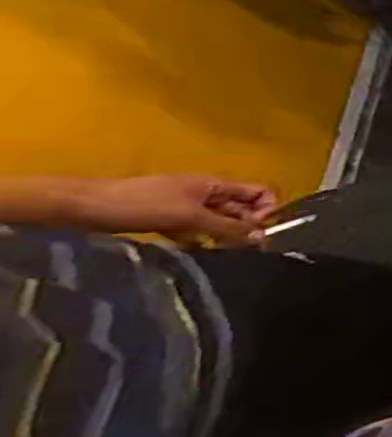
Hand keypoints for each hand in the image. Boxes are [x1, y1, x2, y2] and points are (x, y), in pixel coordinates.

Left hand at [70, 175, 276, 244]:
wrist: (80, 206)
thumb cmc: (141, 204)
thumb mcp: (189, 216)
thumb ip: (228, 227)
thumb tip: (262, 237)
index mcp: (217, 185)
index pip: (260, 193)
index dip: (266, 209)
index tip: (256, 229)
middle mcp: (207, 193)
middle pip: (241, 208)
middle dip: (244, 227)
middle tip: (241, 249)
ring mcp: (186, 206)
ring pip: (218, 221)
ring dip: (222, 235)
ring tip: (218, 252)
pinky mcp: (168, 219)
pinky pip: (196, 229)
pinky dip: (199, 239)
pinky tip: (194, 250)